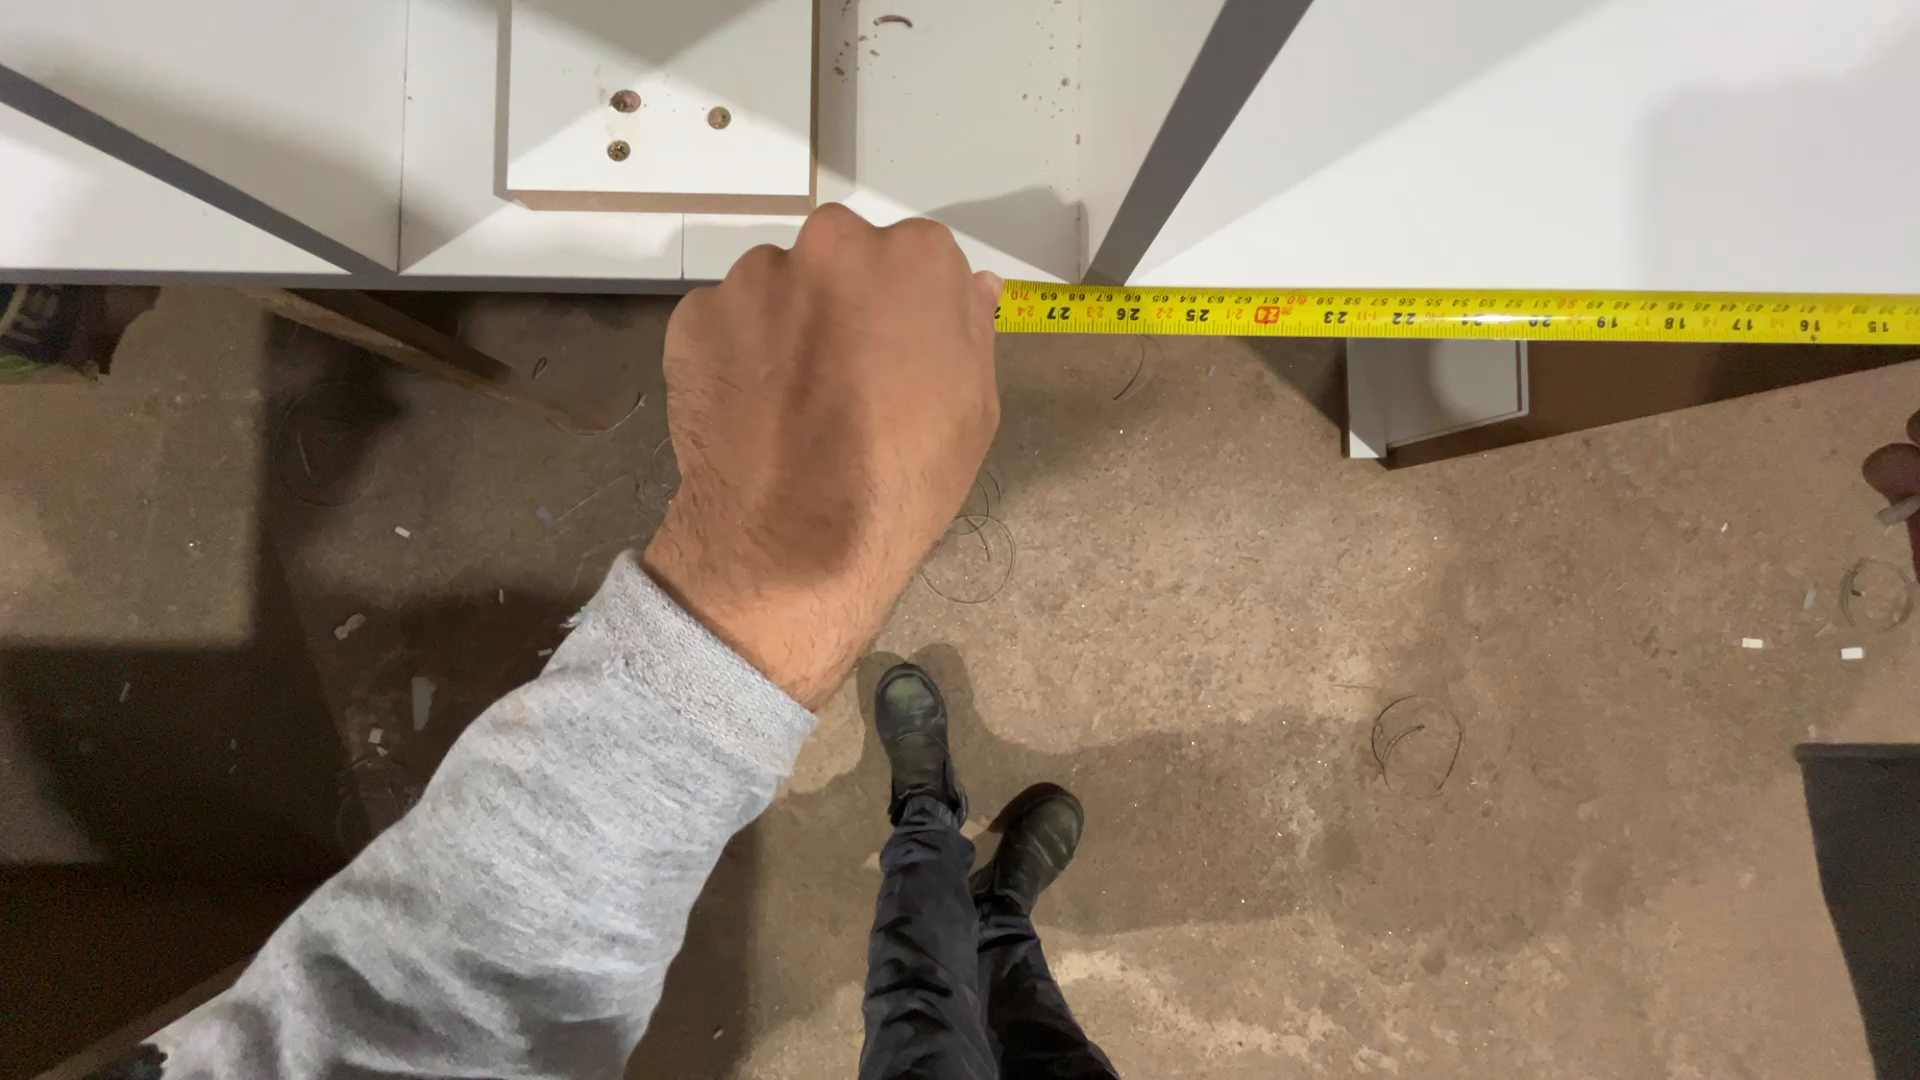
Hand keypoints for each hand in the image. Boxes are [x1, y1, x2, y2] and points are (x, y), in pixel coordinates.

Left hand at [642, 205, 1002, 706]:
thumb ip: (972, 330)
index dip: (913, 316)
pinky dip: (741, 356)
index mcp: (913, 257)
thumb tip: (971, 285)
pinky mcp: (695, 317)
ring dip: (790, 328)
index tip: (903, 363)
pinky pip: (730, 325)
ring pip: (782, 290)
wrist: (794, 541)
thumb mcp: (975, 411)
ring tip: (793, 406)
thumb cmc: (905, 478)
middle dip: (849, 305)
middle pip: (846, 260)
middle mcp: (831, 243)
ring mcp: (754, 278)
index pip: (921, 262)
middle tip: (847, 381)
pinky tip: (753, 414)